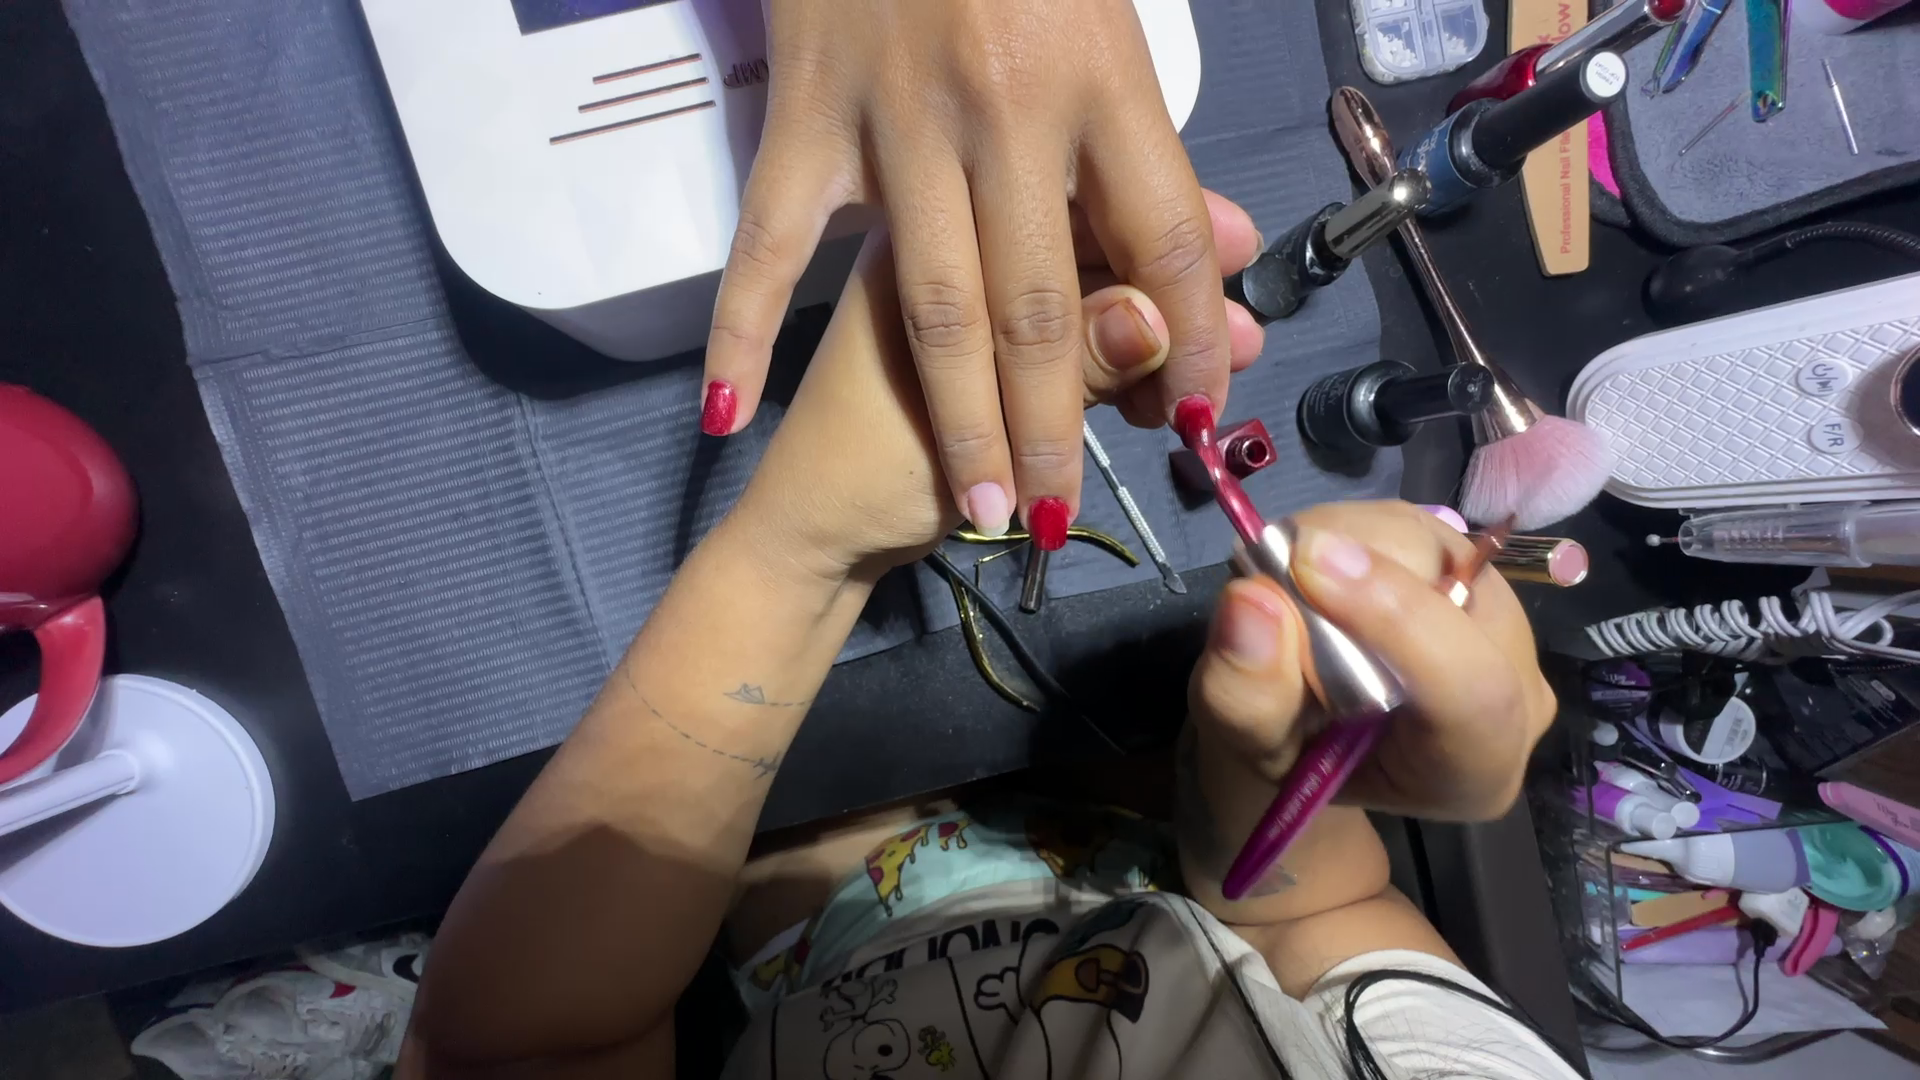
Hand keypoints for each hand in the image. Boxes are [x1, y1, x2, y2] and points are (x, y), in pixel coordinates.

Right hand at [705, 0, 1234, 545]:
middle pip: (1040, 308)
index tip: (1190, 421)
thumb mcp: (1108, 48)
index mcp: (1096, 75)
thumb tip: (1200, 280)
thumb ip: (1148, 173)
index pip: (1164, 242)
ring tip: (982, 513)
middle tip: (1060, 515)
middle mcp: (999, 107)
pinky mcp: (800, 123)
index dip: (1189, 345)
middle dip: (1055, 428)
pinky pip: (764, 246)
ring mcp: (892, 124)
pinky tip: (723, 413)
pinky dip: (737, 332)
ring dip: (959, 424)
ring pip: (934, 307)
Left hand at [736, 195, 1263, 579]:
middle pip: (1087, 259)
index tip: (1233, 248)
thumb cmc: (861, 472)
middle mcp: (959, 260)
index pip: (1061, 213)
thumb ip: (1057, 367)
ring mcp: (978, 312)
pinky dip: (1121, 370)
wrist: (814, 535)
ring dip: (1158, 336)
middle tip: (1245, 318)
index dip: (1152, 235)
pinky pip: (1069, 352)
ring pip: (1085, 307)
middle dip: (1173, 293)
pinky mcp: (991, 364)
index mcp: (928, 242)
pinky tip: (1172, 381)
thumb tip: (1157, 322)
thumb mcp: (958, 414)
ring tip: (1233, 356)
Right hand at [1186, 501, 1555, 820]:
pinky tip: (1316, 568)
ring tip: (1288, 581)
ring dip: (1344, 542)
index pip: (1475, 690)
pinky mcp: (1471, 577)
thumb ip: (1245, 695)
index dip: (1395, 619)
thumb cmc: (1282, 754)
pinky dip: (1350, 532)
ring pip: (1434, 543)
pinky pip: (1416, 527)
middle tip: (1273, 580)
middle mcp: (1514, 697)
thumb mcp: (1246, 748)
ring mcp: (1500, 629)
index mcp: (1469, 772)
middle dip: (1351, 565)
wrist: (1313, 736)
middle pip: (1455, 593)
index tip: (1305, 565)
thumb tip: (1251, 598)